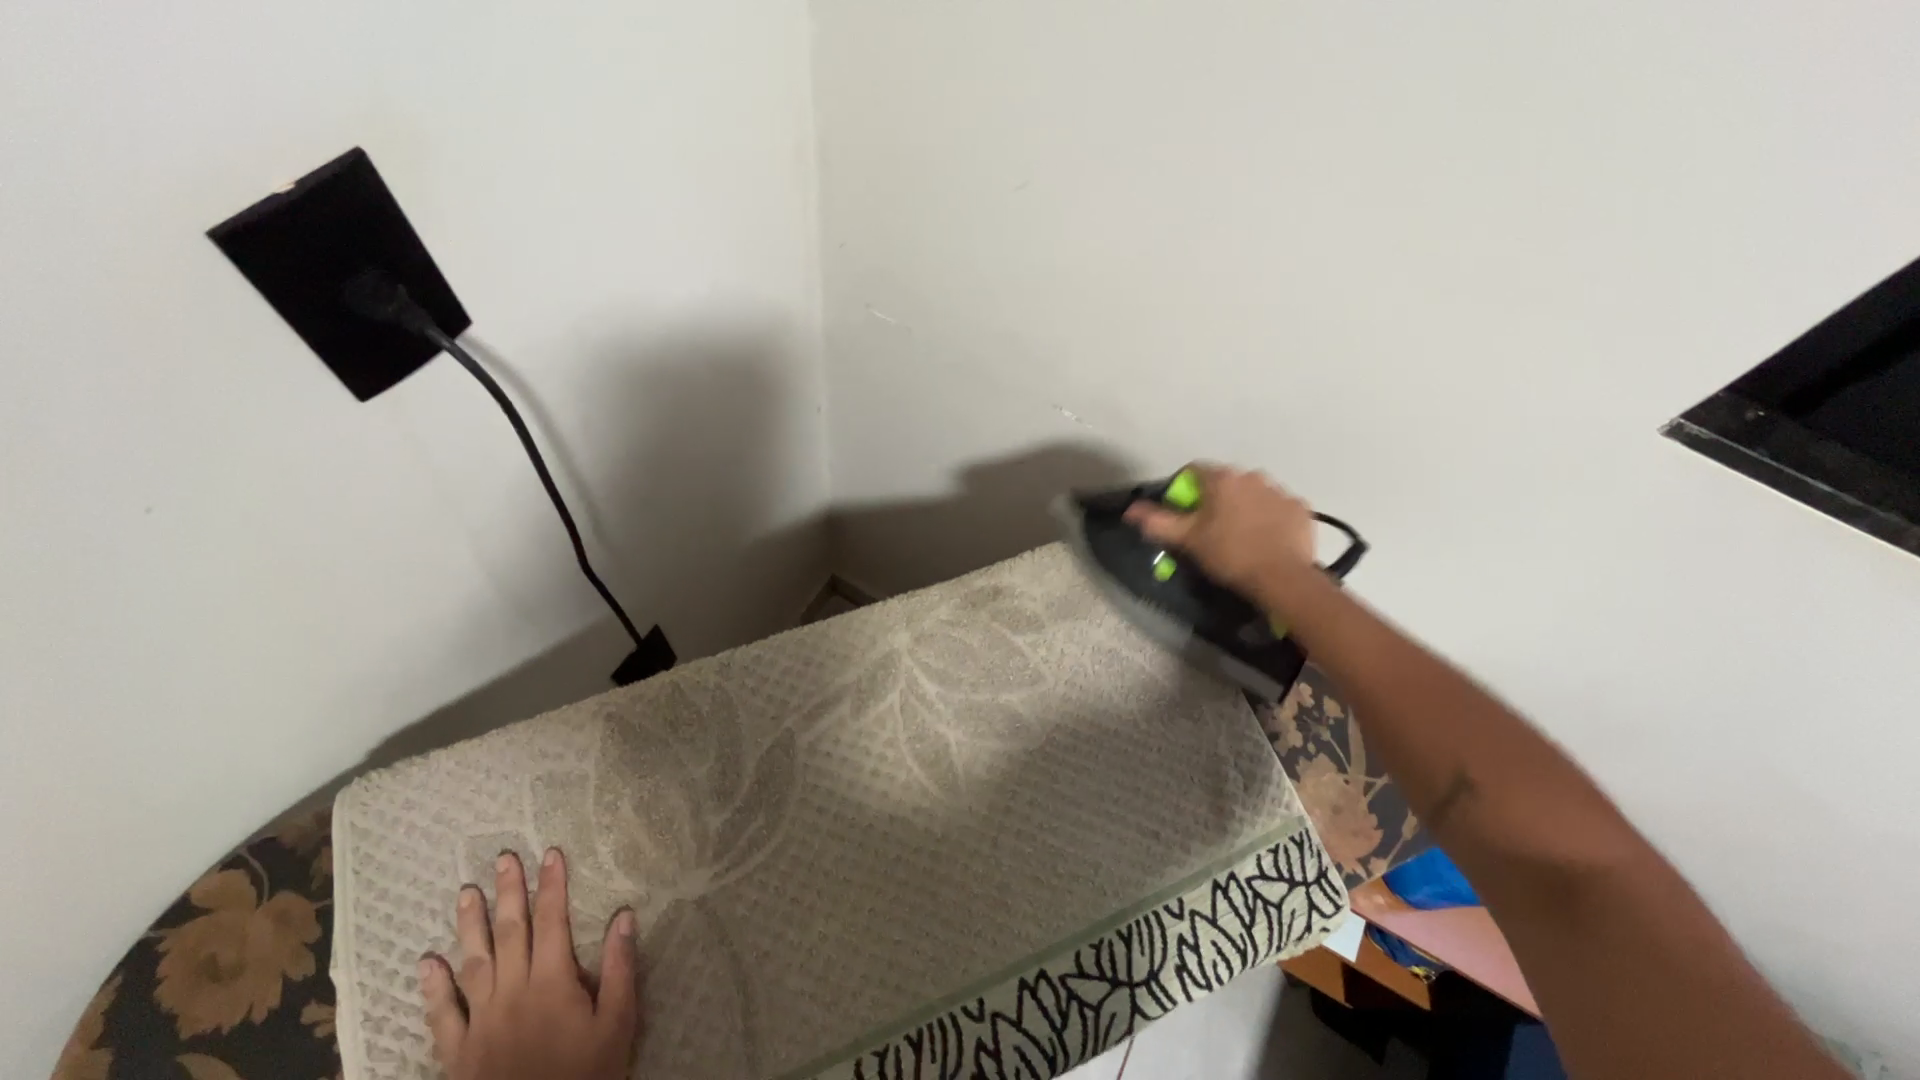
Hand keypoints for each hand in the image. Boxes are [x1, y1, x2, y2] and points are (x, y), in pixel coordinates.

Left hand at [419, 849, 640, 1079]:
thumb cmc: (587, 1076)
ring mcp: (480, 1023)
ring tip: (466, 892)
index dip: (552, 885)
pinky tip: (427, 962)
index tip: (551, 854)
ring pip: (473, 962)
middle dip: (509, 892)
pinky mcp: (457, 1053)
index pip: (552, 922)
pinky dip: (433, 986)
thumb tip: (624, 917)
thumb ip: (620, 970)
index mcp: (552, 983)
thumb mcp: (618, 1025)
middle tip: (502, 858)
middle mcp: (512, 993)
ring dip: (469, 925)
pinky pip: (442, 1014)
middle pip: (510, 933)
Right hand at [1123, 464, 1317, 595]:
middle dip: (1216, 500)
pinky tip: (1266, 540)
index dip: (1183, 491)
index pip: (1193, 471)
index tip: (1184, 514)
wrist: (1282, 577)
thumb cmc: (1228, 554)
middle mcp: (1252, 475)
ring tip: (1241, 537)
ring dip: (1244, 508)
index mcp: (1222, 478)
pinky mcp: (1301, 508)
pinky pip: (1278, 508)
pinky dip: (1270, 519)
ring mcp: (1280, 490)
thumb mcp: (1186, 540)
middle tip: (1211, 530)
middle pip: (1225, 482)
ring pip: (1253, 494)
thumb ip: (1157, 521)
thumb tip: (1130, 509)